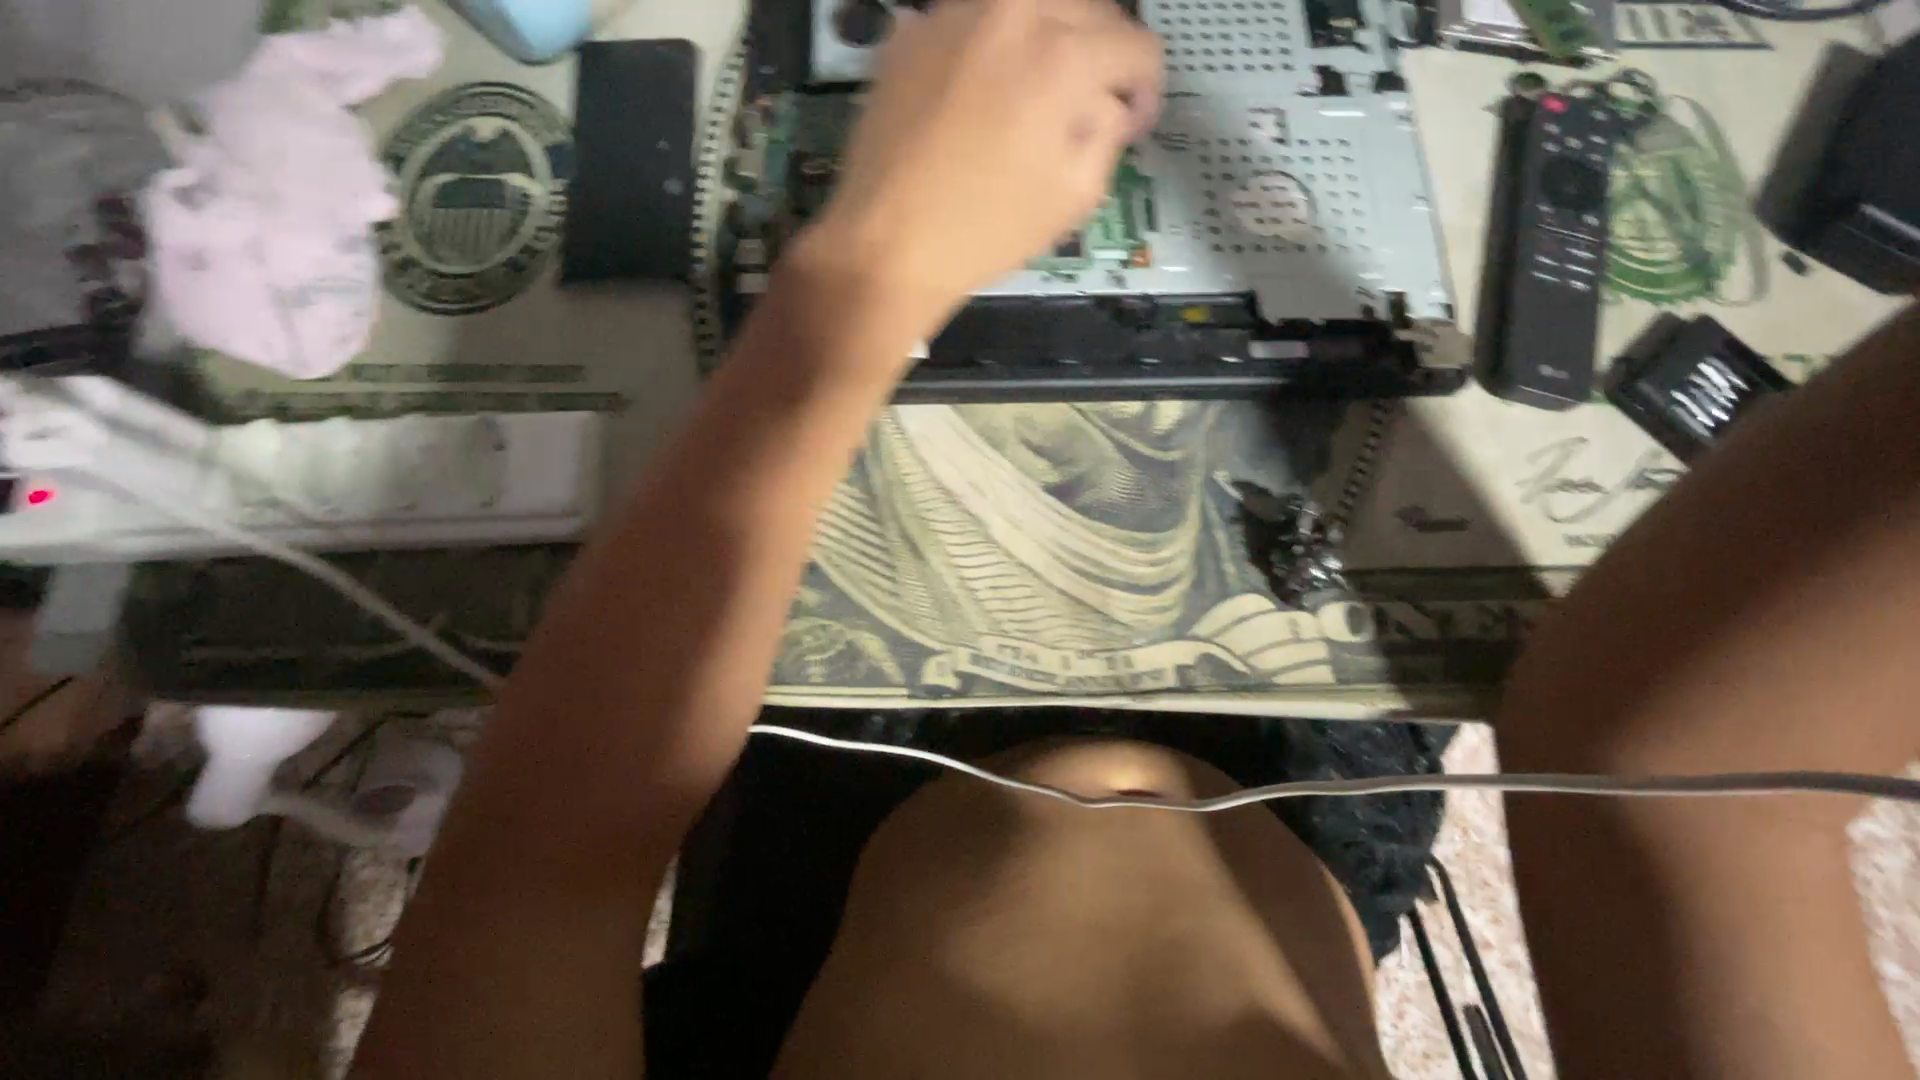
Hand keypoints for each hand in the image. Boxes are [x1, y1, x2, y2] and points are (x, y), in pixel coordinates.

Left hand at [798, 0, 1163, 332]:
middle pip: (1086, 10)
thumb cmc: (988, 231)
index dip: (1146, 89)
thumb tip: (1113, 104)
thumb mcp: (1075, 194)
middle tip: (1090, 107)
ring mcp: (954, 14)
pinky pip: (973, 21)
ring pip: (1028, 6)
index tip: (1132, 123)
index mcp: (1063, 53)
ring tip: (1037, 95)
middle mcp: (1012, 10)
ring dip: (1049, 41)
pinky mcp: (911, 32)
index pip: (1136, 45)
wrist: (887, 246)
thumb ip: (1109, 133)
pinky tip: (983, 93)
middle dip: (1100, 56)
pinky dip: (993, 46)